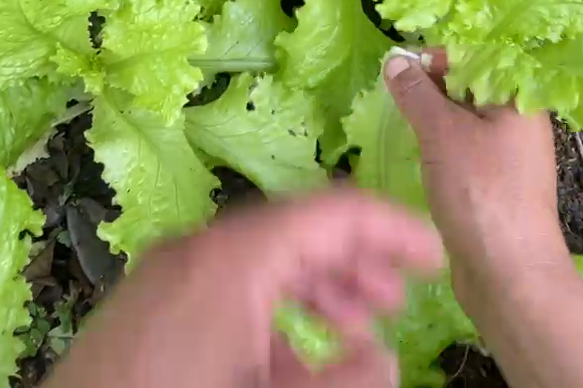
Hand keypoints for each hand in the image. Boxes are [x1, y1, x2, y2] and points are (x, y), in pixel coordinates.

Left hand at [44, 188, 443, 387]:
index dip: (389, 226)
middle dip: (356, 260)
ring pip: (261, 263)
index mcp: (231, 257)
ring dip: (317, 288)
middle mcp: (197, 249)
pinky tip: (298, 356)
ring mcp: (167, 275)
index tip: (434, 254)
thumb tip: (383, 351)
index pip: (327, 211)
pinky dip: (273, 314)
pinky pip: (227, 292)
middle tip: (403, 295)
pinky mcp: (149, 307)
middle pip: (295, 231)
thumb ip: (342, 379)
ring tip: (363, 324)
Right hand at [382, 50, 570, 310]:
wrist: (508, 275)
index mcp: (518, 100)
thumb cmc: (479, 191)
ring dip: (431, 119)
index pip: (475, 58)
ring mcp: (508, 156)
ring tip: (403, 124)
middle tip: (395, 96)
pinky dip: (439, 147)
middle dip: (430, 88)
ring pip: (462, 121)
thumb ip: (415, 91)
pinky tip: (418, 155)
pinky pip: (462, 150)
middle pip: (468, 88)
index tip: (400, 68)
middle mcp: (518, 123)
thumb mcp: (441, 131)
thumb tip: (395, 59)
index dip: (436, 58)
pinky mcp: (493, 185)